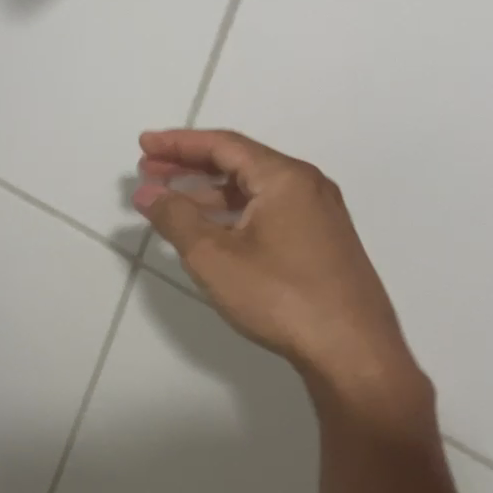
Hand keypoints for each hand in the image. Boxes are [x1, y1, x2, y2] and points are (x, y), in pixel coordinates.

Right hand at [132, 130, 422, 404]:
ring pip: (252, 188)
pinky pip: (264, 209)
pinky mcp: (318, 242)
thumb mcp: (212, 256)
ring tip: (168, 198)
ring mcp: (317, 216)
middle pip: (239, 162)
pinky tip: (206, 227)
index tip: (143, 144)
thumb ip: (175, 218)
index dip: (179, 143)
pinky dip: (229, 209)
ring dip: (207, 189)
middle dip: (190, 163)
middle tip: (148, 168)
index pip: (224, 145)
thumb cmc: (278, 295)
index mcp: (285, 180)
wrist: (350, 350)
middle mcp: (306, 188)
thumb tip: (146, 191)